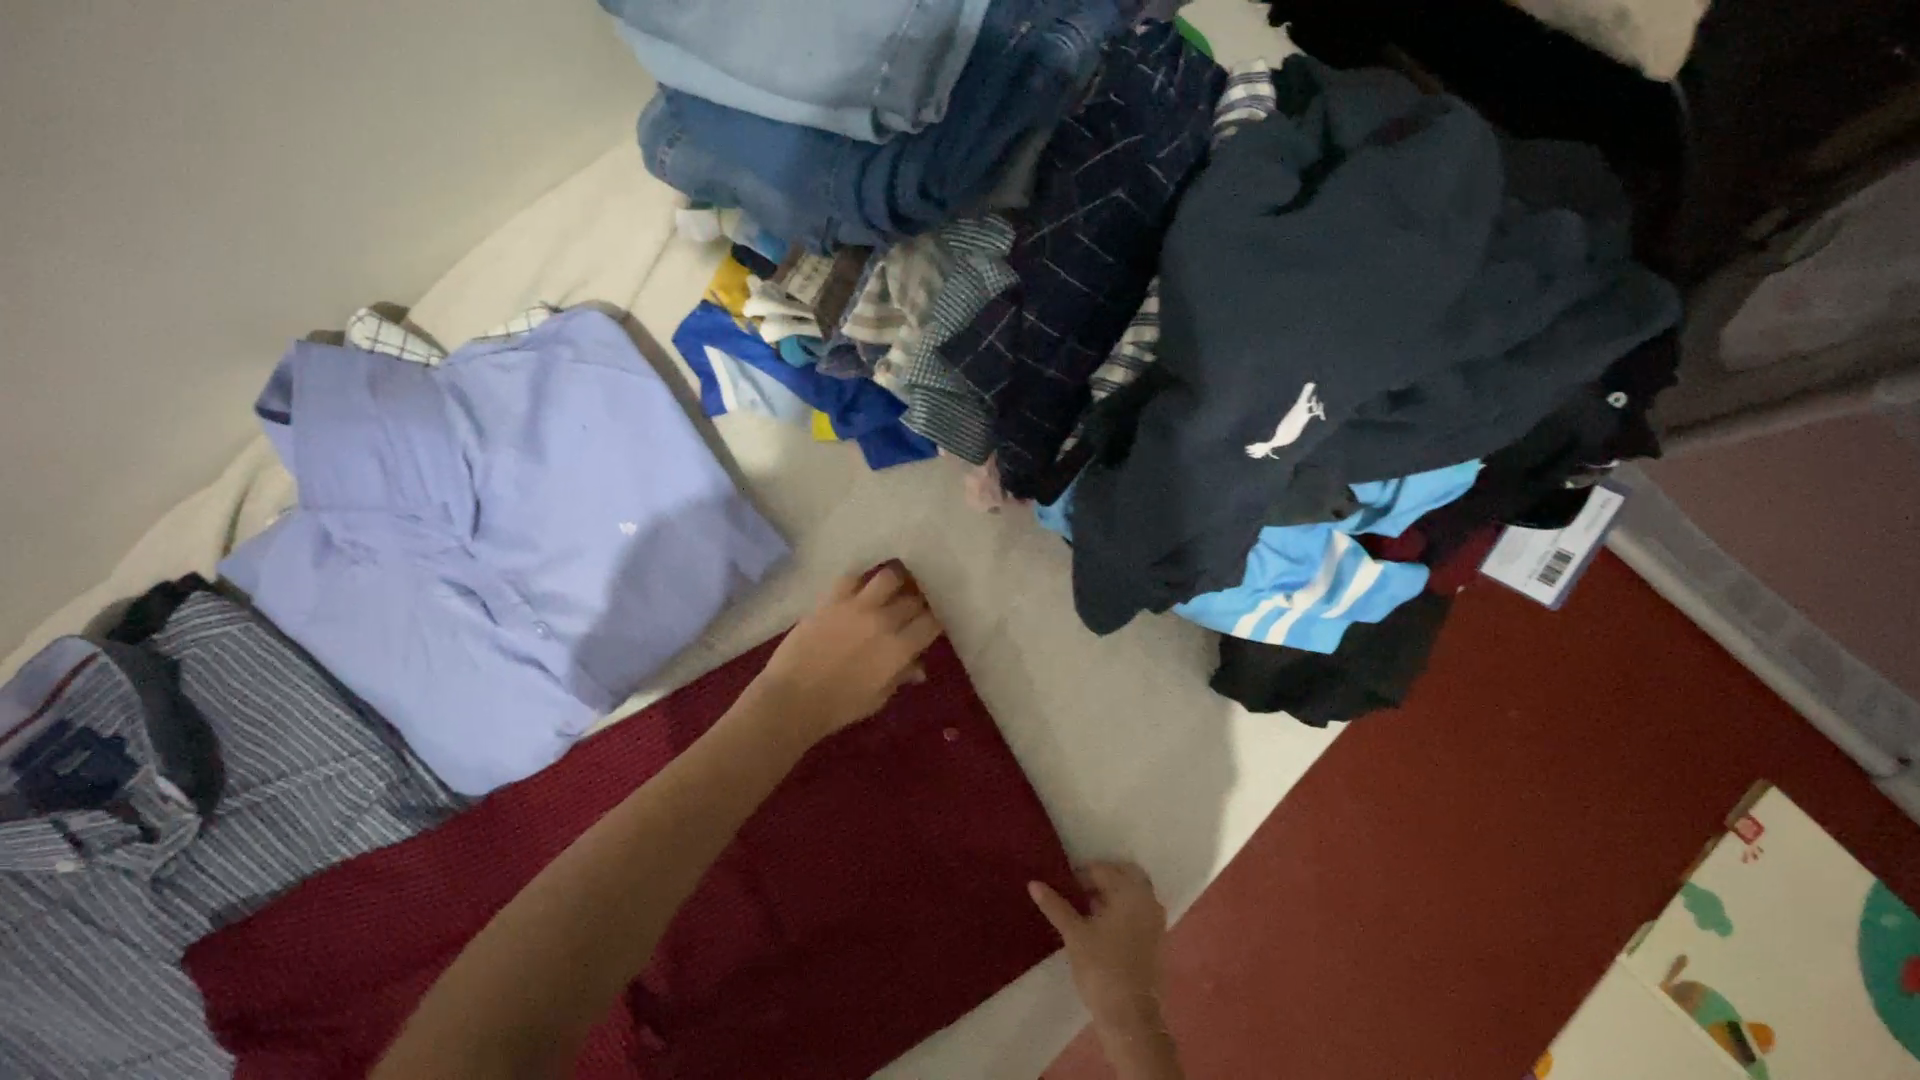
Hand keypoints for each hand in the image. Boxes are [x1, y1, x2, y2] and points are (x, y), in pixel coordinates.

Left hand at [748, 564, 943, 745]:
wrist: (792, 699)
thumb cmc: (839, 707)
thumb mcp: (878, 698)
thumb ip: (900, 676)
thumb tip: (918, 667)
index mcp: (899, 649)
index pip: (931, 622)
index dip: (935, 620)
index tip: (931, 622)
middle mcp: (883, 621)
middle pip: (913, 598)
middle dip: (918, 601)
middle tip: (914, 605)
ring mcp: (856, 606)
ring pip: (888, 577)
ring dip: (896, 581)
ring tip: (893, 586)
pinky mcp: (831, 600)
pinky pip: (852, 577)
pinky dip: (860, 580)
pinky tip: (861, 587)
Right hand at [1029, 862, 1168, 1034]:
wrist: (1129, 1016)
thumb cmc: (1101, 968)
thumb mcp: (1074, 934)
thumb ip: (1055, 905)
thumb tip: (1033, 883)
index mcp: (1131, 893)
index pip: (1104, 870)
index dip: (1081, 875)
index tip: (1062, 885)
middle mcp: (1148, 901)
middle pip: (1124, 876)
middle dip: (1101, 879)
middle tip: (1075, 891)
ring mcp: (1155, 921)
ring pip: (1133, 894)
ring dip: (1112, 894)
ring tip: (1085, 907)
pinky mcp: (1156, 939)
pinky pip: (1138, 911)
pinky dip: (1121, 909)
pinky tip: (1101, 925)